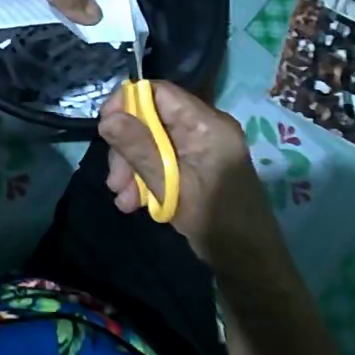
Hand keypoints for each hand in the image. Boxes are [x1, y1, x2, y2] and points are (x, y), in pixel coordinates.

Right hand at [99, 82, 280, 261]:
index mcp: (207, 123)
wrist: (249, 261)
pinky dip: (147, 176)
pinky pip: (165, 157)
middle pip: (153, 119)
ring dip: (134, 167)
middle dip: (128, 147)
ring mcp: (203, 146)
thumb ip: (139, 149)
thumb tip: (108, 118)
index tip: (105, 129)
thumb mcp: (171, 185)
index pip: (160, 92)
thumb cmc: (214, 220)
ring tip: (123, 199)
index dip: (128, 104)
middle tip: (114, 182)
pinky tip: (134, 202)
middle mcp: (205, 127)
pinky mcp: (199, 164)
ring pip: (155, 141)